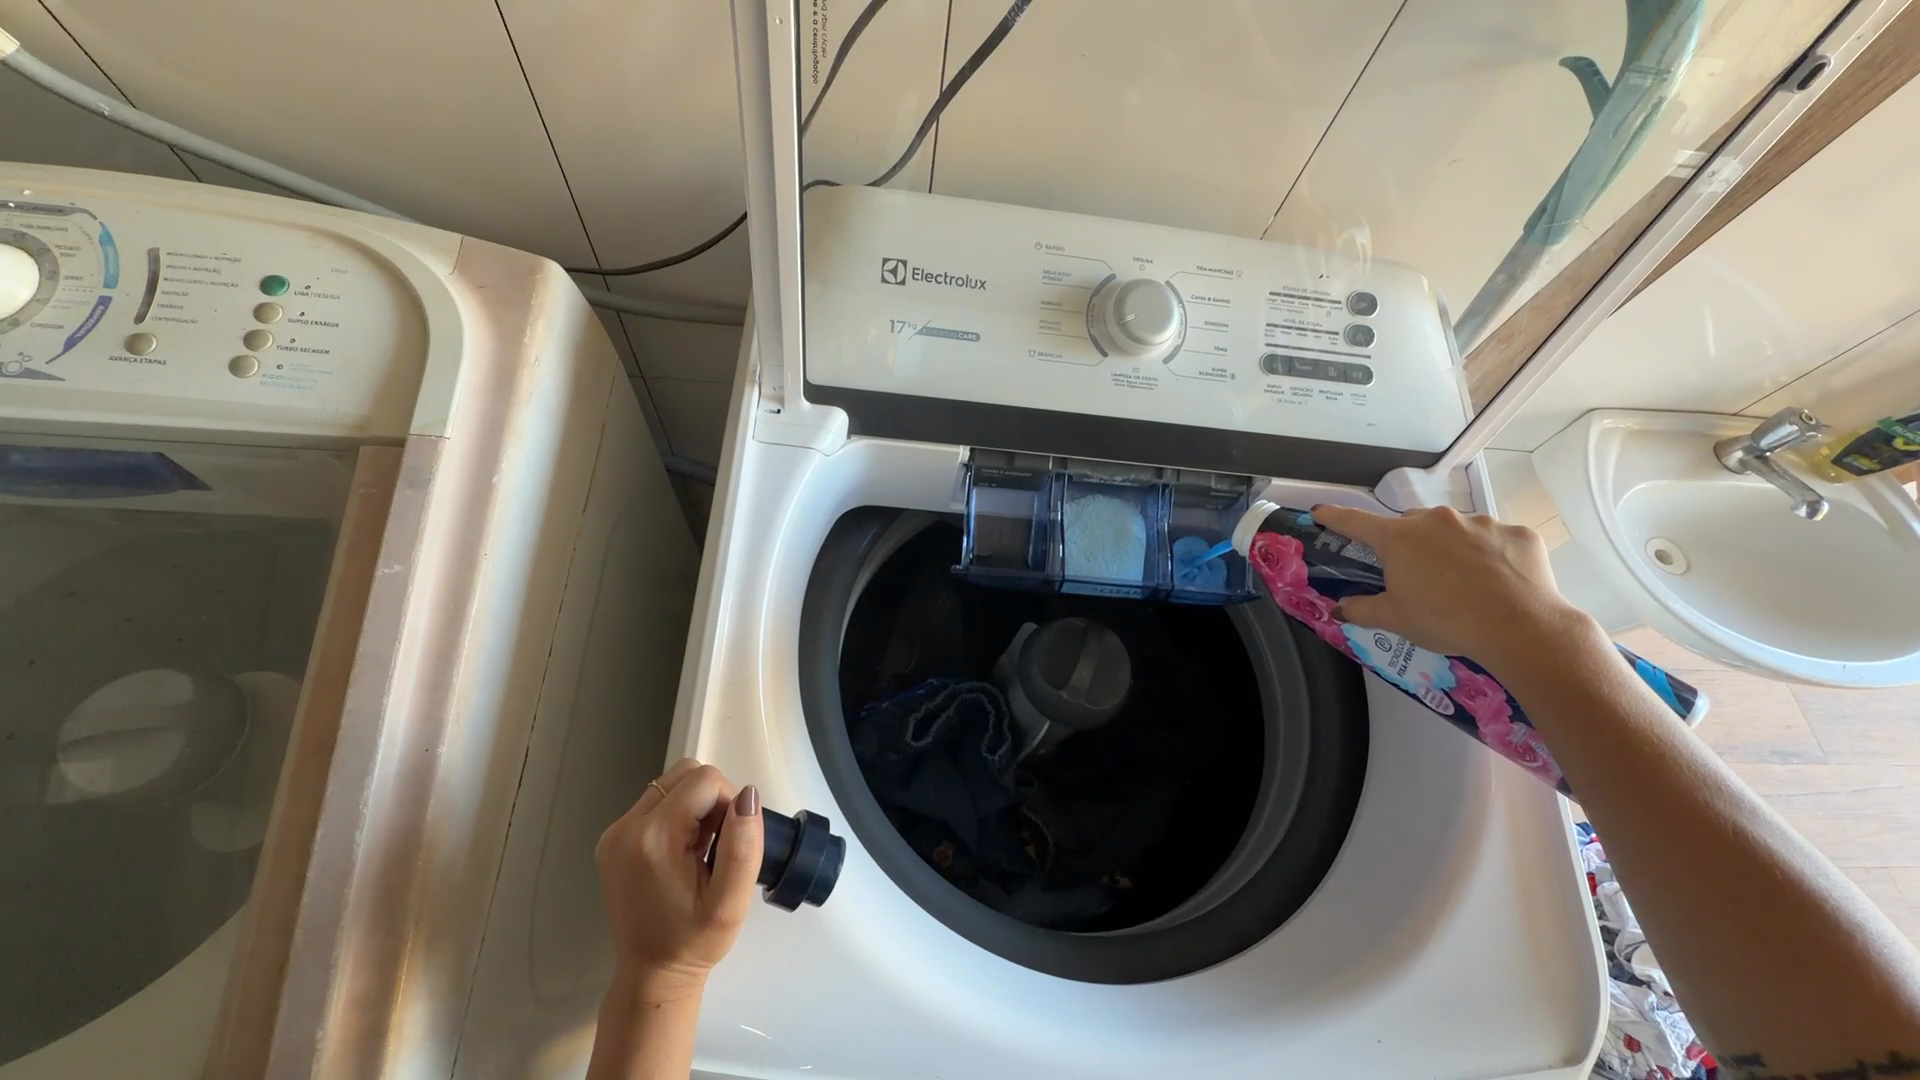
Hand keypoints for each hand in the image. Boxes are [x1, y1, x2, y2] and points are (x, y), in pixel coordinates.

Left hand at [595, 757, 764, 999]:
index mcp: (653, 839)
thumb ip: (743, 846)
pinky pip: (657, 801)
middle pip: (685, 773)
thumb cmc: (694, 941)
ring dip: (695, 806)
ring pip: (671, 783)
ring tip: (699, 850)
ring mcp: (615, 832)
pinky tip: (682, 853)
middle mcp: (626, 827)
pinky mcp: (613, 839)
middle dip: (712, 800)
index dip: (729, 803)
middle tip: (715, 846)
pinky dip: (678, 815)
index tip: (728, 842)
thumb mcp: (731, 901)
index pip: (705, 780)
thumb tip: (748, 795)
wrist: (651, 974)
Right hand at [1309, 505, 1590, 670]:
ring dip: (1451, 548)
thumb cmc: (1444, 620)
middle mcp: (1436, 520)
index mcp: (1398, 538)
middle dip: (1408, 542)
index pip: (1355, 522)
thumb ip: (1362, 609)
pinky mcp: (1517, 533)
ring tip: (1463, 582)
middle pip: (1411, 524)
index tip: (1320, 512)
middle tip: (1415, 573)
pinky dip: (1492, 556)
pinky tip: (1499, 581)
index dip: (1334, 518)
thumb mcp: (1394, 620)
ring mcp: (1480, 523)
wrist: (1520, 627)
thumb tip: (1340, 607)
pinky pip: (1496, 540)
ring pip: (1455, 529)